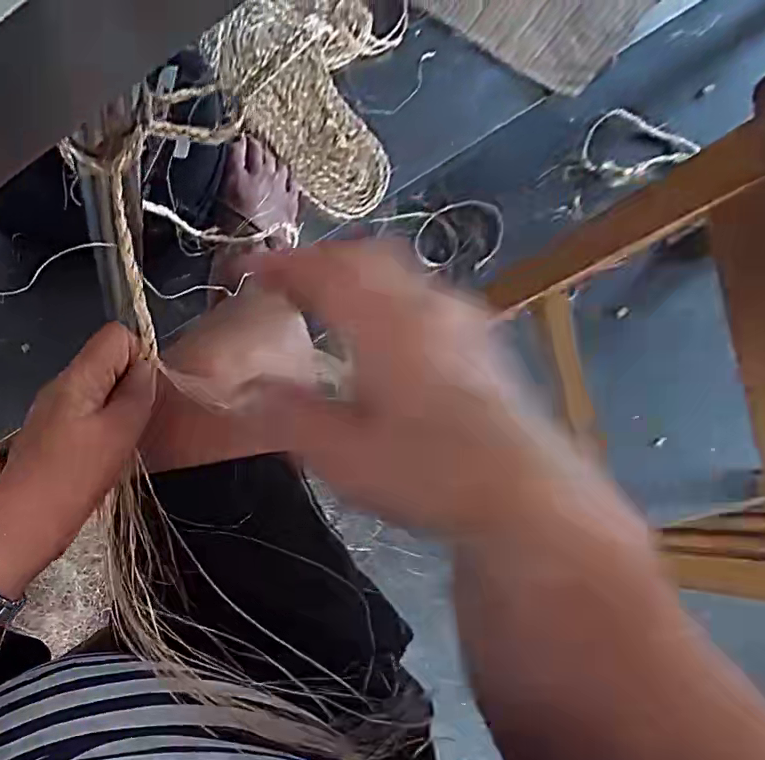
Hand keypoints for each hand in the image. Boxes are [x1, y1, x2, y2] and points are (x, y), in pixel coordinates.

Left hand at [0, 322, 154, 591]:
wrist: (21, 526)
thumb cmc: (71, 480)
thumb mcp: (117, 433)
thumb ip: (137, 392)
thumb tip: (146, 364)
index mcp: (74, 377)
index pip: (115, 335)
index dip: (138, 358)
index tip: (141, 398)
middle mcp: (57, 386)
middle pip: (105, 363)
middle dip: (127, 390)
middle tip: (128, 431)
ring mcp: (49, 412)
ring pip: (96, 394)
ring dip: (114, 415)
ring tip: (112, 450)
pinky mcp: (46, 437)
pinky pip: (82, 419)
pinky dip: (97, 434)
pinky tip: (95, 463)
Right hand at [236, 241, 603, 539]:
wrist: (524, 497)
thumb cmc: (425, 473)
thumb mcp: (338, 453)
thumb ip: (284, 415)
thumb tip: (241, 390)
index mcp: (388, 324)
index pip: (325, 271)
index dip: (279, 264)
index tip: (241, 268)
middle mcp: (428, 307)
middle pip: (366, 257)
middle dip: (316, 260)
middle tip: (277, 280)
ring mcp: (459, 321)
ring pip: (395, 273)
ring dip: (349, 275)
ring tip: (316, 299)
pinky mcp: (475, 344)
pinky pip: (416, 295)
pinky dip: (377, 294)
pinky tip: (371, 330)